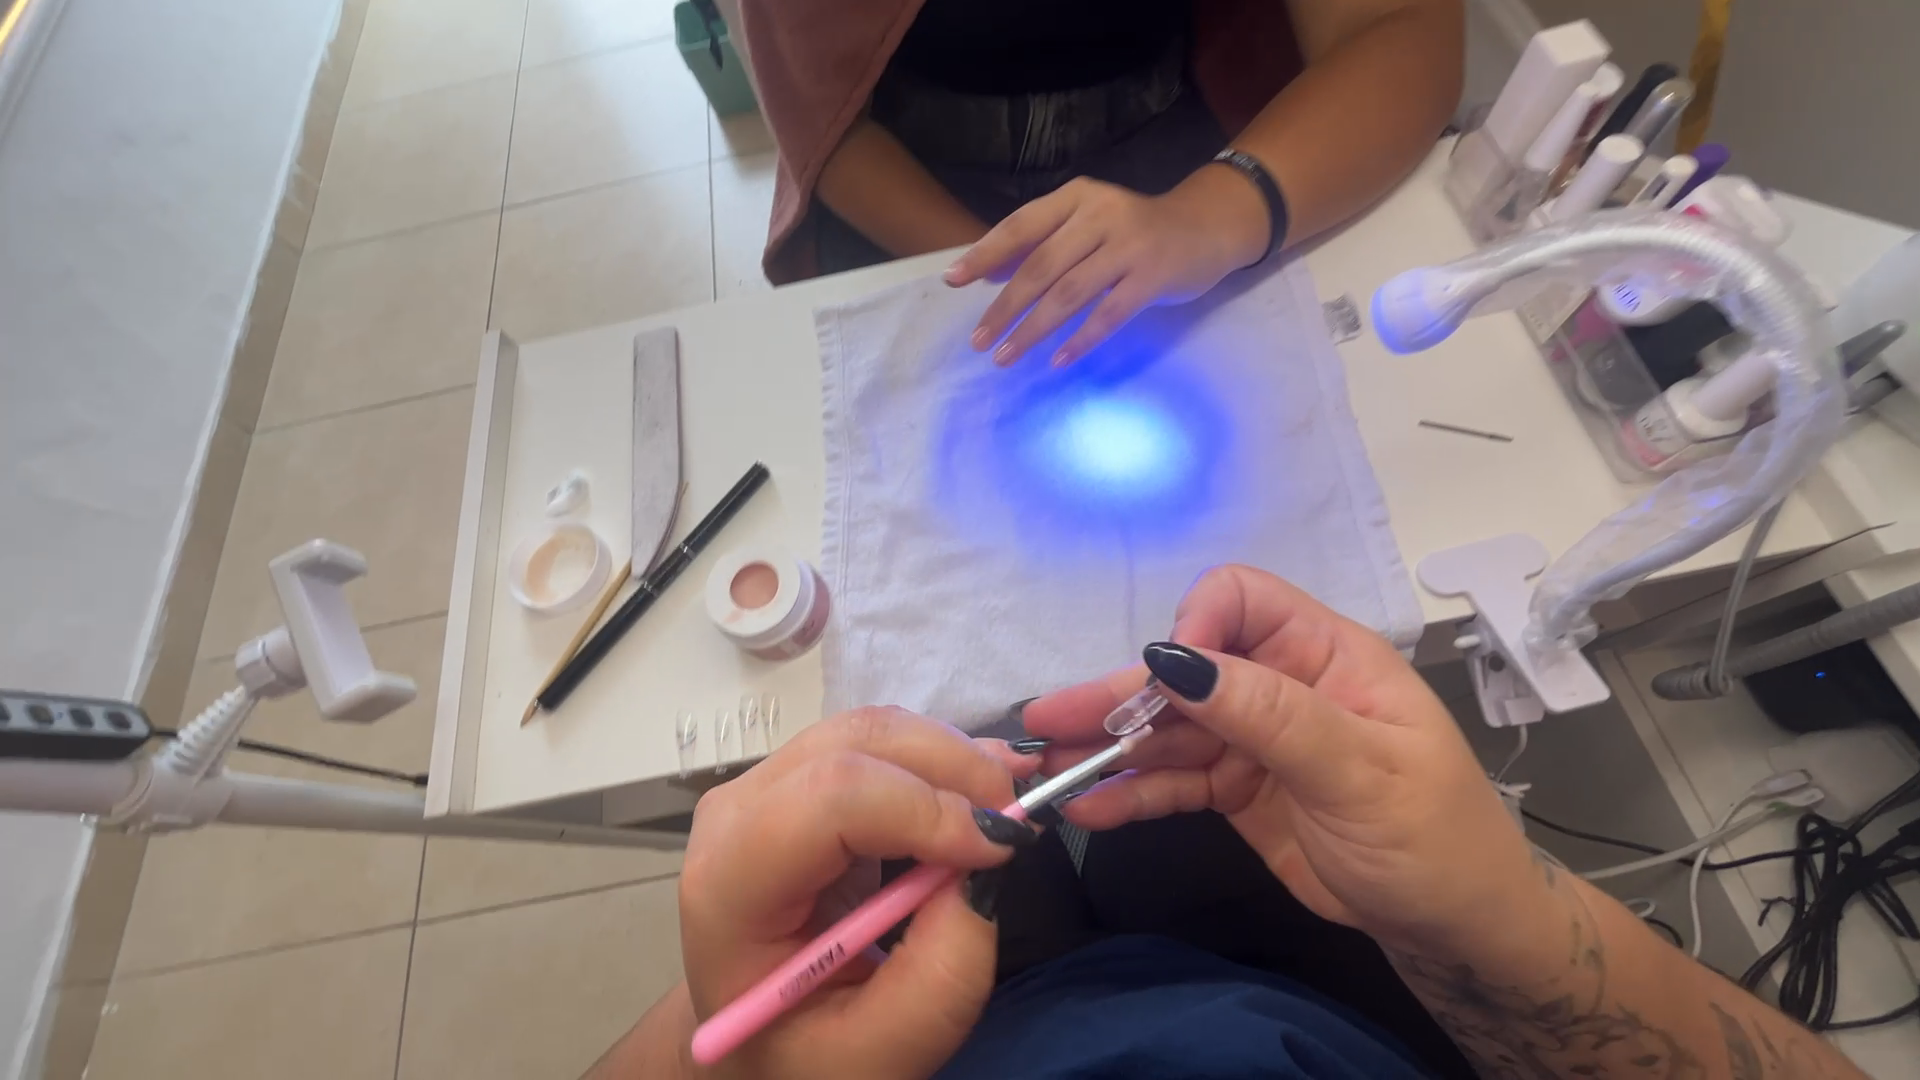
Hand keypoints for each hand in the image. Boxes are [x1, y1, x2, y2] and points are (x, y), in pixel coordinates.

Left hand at [678, 708, 1040, 1078]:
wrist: (760, 1020)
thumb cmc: (804, 1050)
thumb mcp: (879, 1053)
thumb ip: (943, 977)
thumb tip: (986, 868)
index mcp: (729, 882)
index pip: (830, 797)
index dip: (924, 806)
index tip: (1000, 846)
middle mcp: (736, 809)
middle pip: (856, 743)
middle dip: (952, 766)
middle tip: (1020, 815)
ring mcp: (765, 781)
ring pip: (873, 728)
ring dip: (951, 755)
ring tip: (1010, 797)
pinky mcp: (801, 773)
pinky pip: (877, 740)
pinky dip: (938, 755)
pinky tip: (977, 785)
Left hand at [943, 167, 1268, 367]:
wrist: (1208, 227)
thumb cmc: (1134, 233)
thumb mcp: (1086, 226)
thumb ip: (1043, 245)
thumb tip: (989, 275)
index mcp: (1076, 197)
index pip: (1021, 226)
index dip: (985, 255)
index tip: (953, 281)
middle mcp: (1100, 214)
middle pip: (1040, 266)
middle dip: (1004, 308)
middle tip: (979, 341)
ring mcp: (1129, 245)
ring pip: (1069, 293)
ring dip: (1033, 330)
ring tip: (1005, 358)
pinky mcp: (1153, 276)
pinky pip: (1109, 314)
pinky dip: (1081, 340)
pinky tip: (1058, 361)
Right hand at [1021, 565, 1550, 955]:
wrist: (1455, 929)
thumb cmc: (1435, 839)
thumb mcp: (1359, 772)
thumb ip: (1268, 713)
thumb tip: (1175, 659)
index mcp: (1321, 655)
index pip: (1240, 601)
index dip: (1195, 624)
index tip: (1163, 674)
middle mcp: (1274, 684)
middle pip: (1181, 673)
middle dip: (1116, 696)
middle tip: (1048, 720)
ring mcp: (1247, 738)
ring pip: (1164, 730)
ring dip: (1106, 747)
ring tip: (1047, 768)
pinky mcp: (1230, 787)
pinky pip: (1170, 781)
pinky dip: (1129, 793)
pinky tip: (1089, 807)